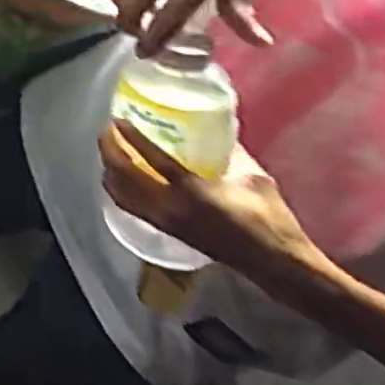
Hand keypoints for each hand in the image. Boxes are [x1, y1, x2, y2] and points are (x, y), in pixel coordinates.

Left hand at [99, 120, 325, 279]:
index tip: (117, 119)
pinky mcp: (166, 231)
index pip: (152, 159)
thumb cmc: (270, 219)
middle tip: (107, 131)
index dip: (130, 137)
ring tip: (109, 149)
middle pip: (123, 176)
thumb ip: (229, 150)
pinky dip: (118, 188)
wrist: (278, 265)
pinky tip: (121, 176)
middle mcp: (170, 207)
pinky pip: (130, 207)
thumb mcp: (253, 177)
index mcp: (193, 191)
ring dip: (109, 169)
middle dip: (109, 150)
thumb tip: (214, 125)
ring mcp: (165, 221)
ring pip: (120, 193)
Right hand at [110, 0, 269, 55]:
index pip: (168, 19)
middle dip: (134, 29)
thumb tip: (261, 43)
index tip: (147, 52)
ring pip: (119, 1)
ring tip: (141, 10)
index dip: (155, 41)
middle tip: (142, 33)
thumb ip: (239, 8)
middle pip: (131, 14)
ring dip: (128, 11)